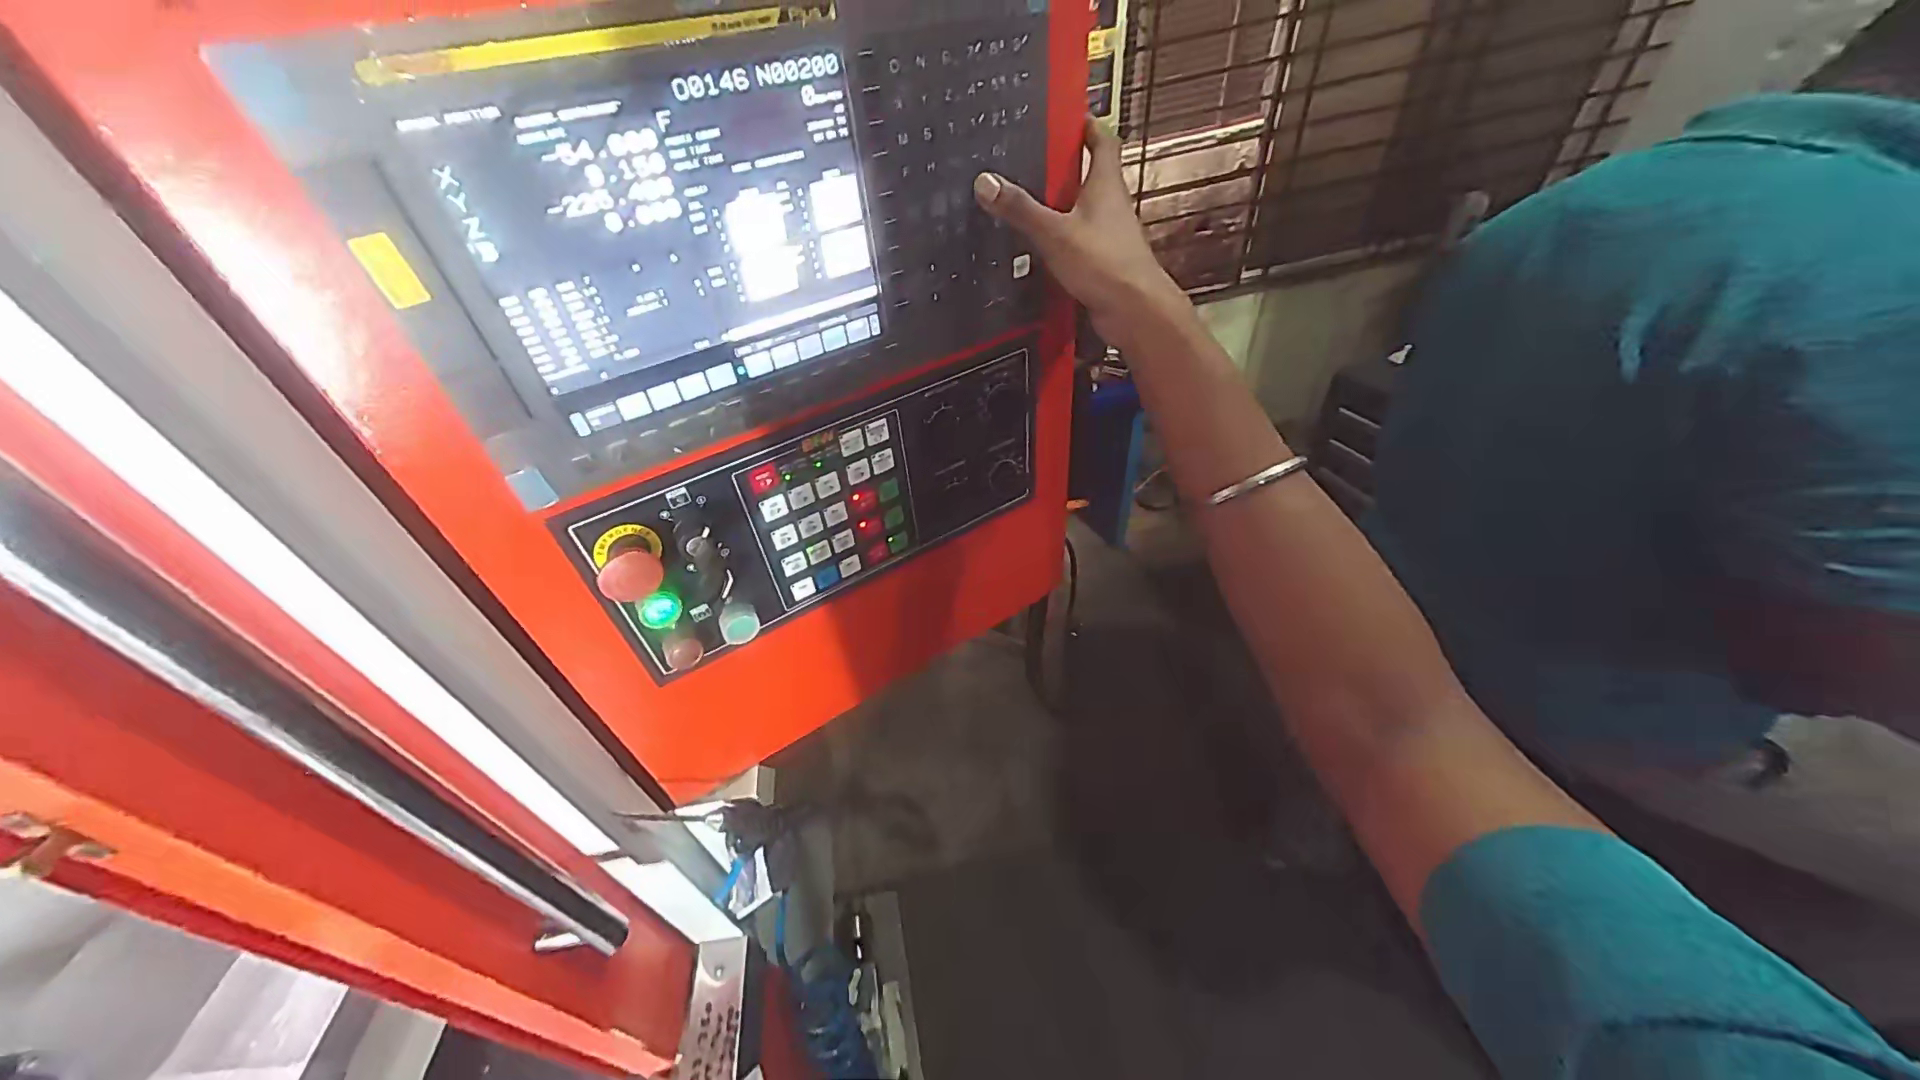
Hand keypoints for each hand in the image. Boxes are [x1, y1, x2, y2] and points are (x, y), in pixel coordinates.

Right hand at [973, 115, 1187, 347]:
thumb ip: (1021, 209)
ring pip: (1081, 213)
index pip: (1101, 140)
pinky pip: (1077, 245)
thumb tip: (986, 182)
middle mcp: (1111, 205)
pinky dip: (1060, 244)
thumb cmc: (1104, 263)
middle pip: (1087, 176)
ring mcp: (1108, 236)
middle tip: (1030, 163)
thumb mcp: (1054, 232)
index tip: (1066, 118)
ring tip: (1024, 207)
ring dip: (1058, 209)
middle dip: (1062, 169)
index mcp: (1104, 184)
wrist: (1134, 311)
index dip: (1085, 126)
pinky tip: (1038, 252)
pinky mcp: (1102, 263)